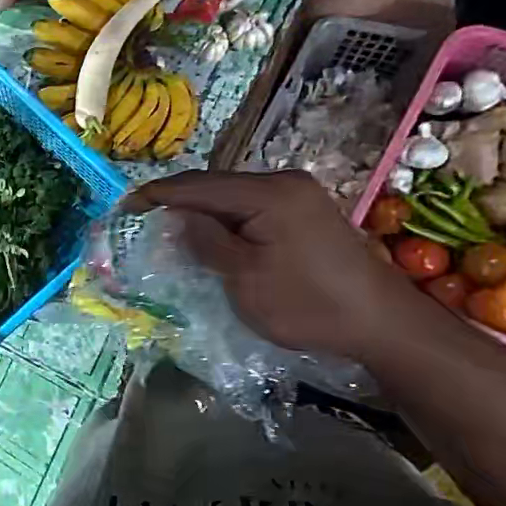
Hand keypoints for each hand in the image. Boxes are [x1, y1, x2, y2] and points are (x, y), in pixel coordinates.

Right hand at [125, 170, 425, 358]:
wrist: (381, 323)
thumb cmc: (308, 304)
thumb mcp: (245, 278)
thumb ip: (206, 242)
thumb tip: (173, 219)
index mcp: (268, 193)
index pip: (197, 186)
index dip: (157, 196)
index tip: (123, 208)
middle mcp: (283, 182)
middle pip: (215, 185)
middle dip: (176, 202)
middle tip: (141, 222)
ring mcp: (298, 195)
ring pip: (232, 197)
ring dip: (200, 212)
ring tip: (168, 230)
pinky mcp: (305, 212)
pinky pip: (251, 207)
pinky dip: (224, 220)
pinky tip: (210, 236)